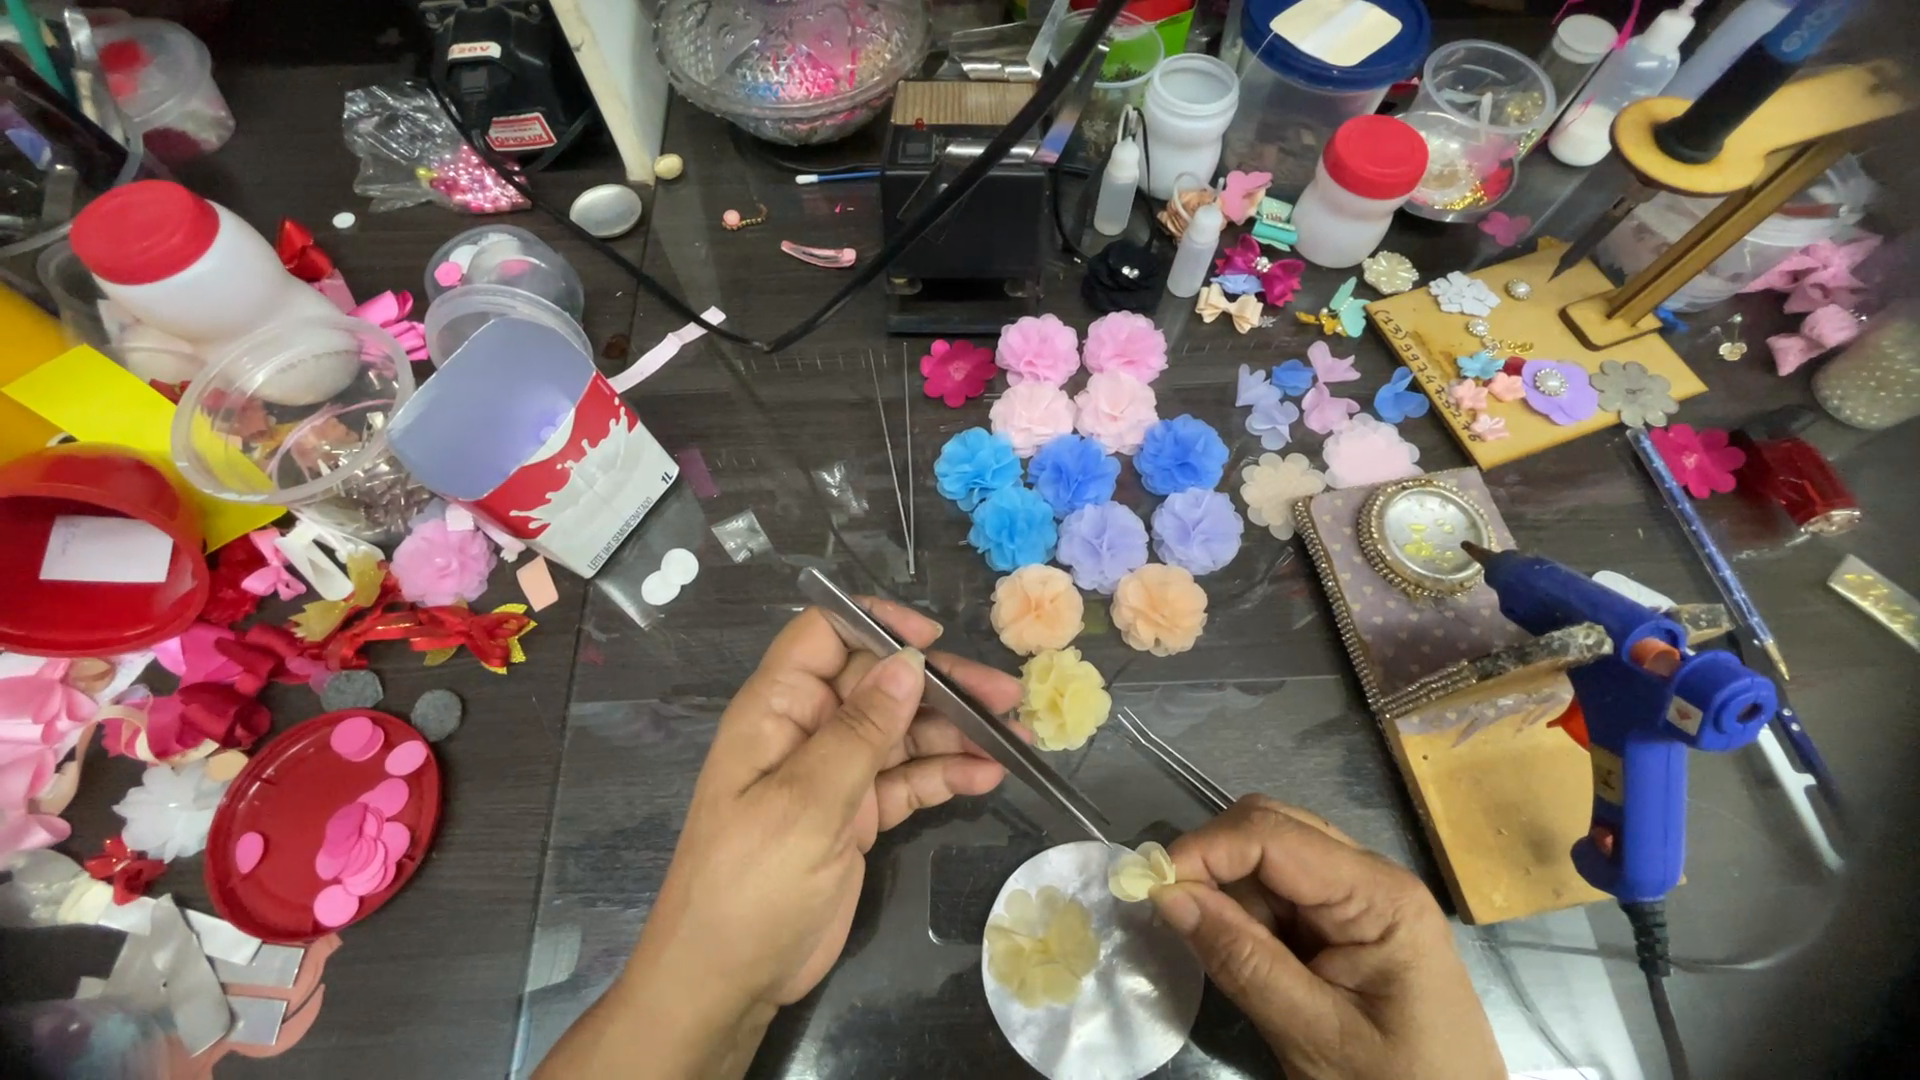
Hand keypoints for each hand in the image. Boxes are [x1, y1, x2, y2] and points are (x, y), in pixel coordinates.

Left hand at [537, 600, 1021, 1078]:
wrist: (728, 981)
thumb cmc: (750, 883)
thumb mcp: (805, 803)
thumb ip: (861, 731)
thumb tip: (909, 662)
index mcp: (780, 708)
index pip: (827, 635)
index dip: (877, 625)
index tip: (931, 640)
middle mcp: (811, 729)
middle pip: (882, 683)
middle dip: (942, 685)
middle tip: (1006, 695)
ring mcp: (838, 772)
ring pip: (904, 731)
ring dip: (957, 731)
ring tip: (1016, 738)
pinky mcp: (859, 813)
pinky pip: (910, 779)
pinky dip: (946, 774)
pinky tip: (987, 775)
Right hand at [1150, 796, 1502, 1079]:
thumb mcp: (1315, 1037)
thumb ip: (1242, 961)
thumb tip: (1165, 893)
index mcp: (1379, 895)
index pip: (1272, 835)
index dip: (1206, 848)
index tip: (1153, 886)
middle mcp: (1369, 875)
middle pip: (1268, 826)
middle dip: (1213, 861)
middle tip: (1177, 912)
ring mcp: (1357, 893)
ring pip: (1264, 852)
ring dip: (1227, 888)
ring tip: (1221, 946)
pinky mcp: (1343, 915)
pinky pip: (1275, 885)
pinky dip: (1244, 908)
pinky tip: (1246, 949)